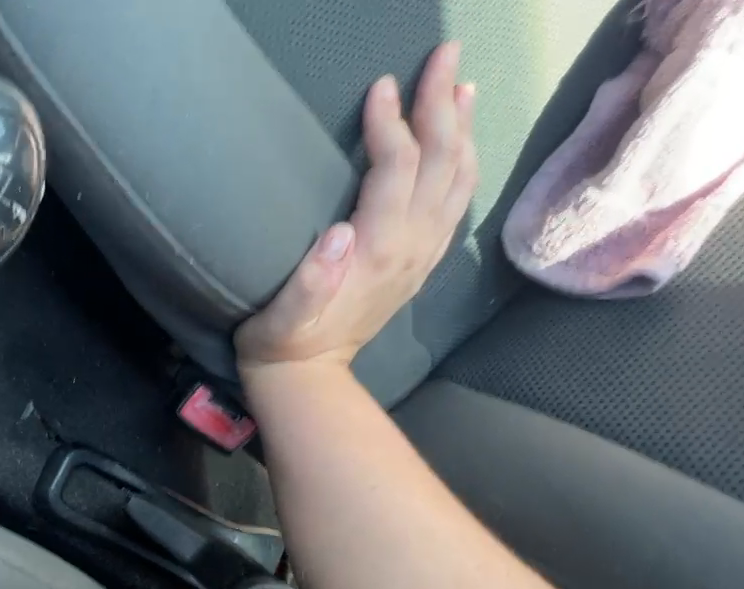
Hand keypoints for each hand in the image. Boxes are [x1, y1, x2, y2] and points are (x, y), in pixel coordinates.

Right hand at [236, 42, 477, 380]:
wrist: (307, 378)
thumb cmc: (280, 344)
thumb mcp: (281, 319)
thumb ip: (310, 281)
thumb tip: (338, 232)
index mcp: (376, 251)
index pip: (395, 170)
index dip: (390, 125)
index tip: (381, 86)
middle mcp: (411, 246)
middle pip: (440, 161)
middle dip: (441, 104)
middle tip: (443, 56)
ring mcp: (421, 254)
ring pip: (458, 176)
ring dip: (461, 127)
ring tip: (461, 86)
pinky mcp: (421, 262)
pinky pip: (456, 201)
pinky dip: (463, 162)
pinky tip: (459, 143)